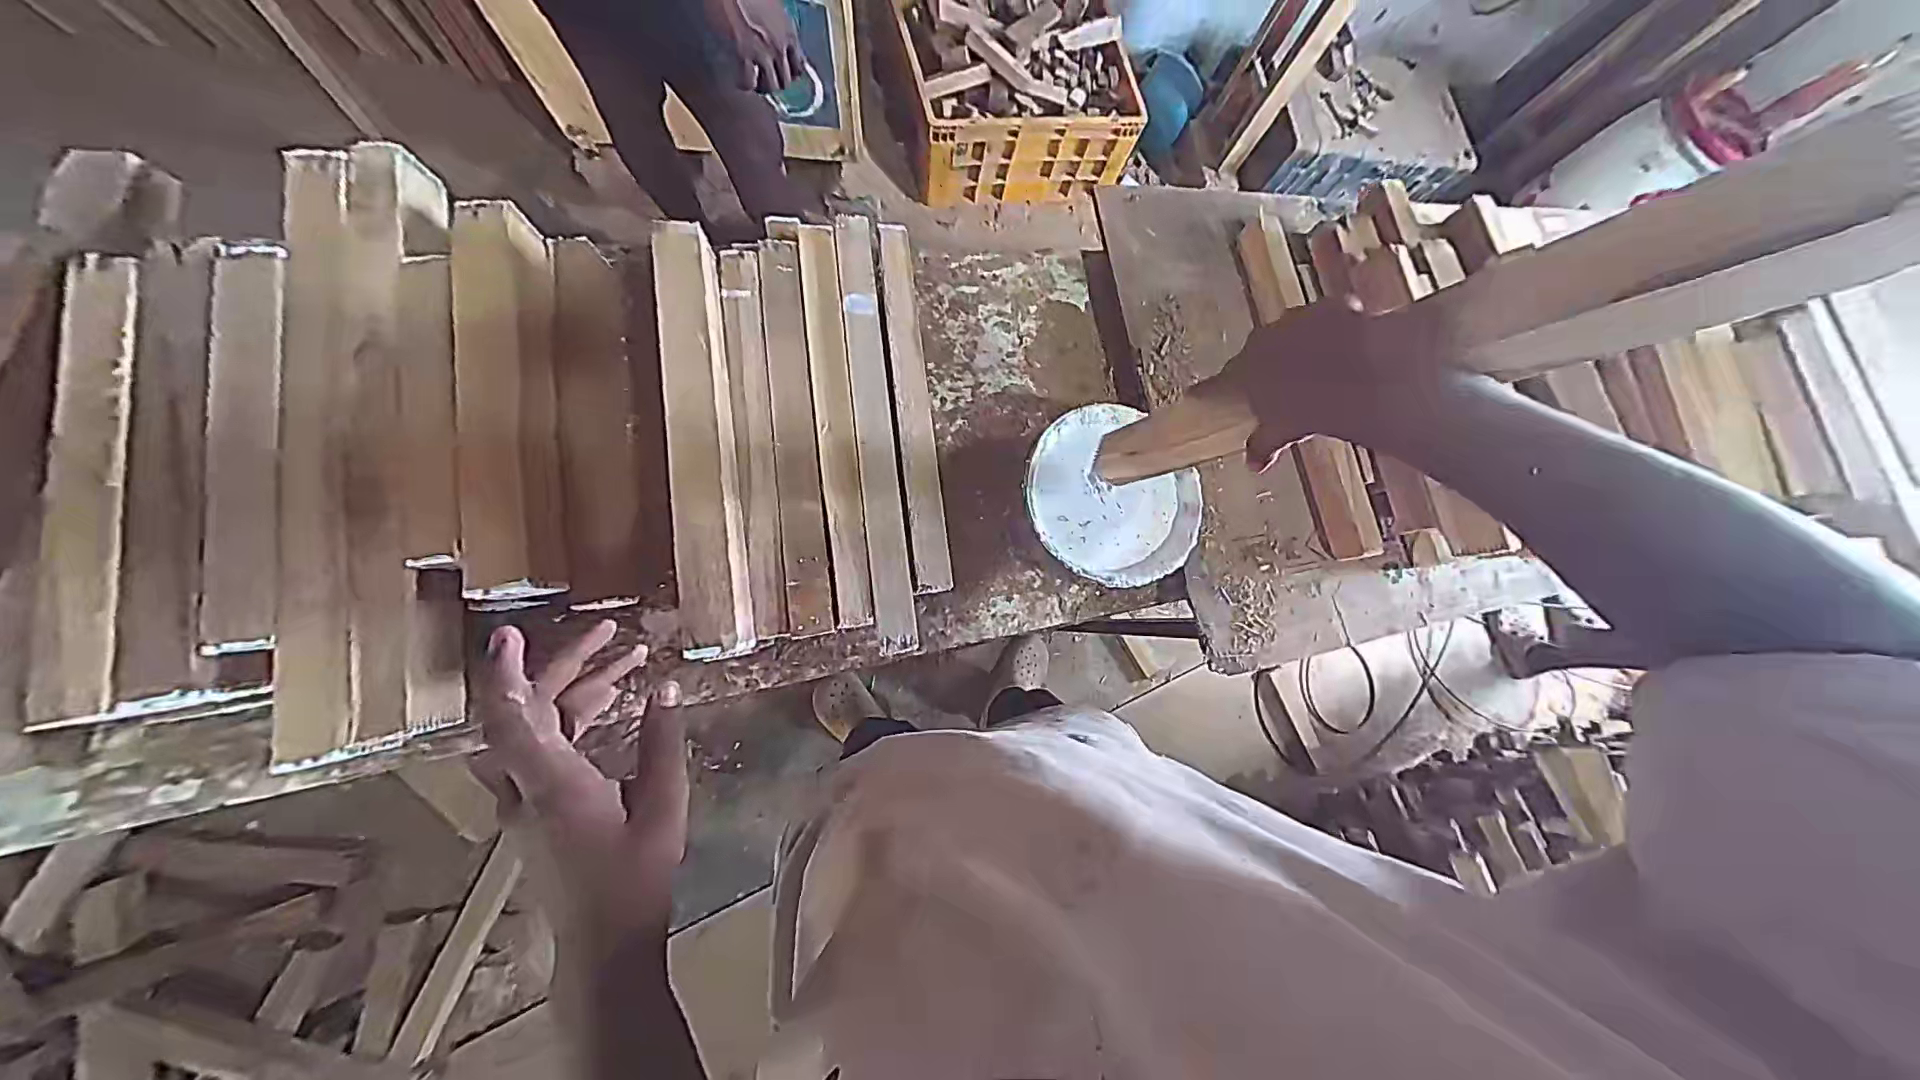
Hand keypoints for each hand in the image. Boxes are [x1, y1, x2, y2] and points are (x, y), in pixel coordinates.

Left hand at [471, 621, 686, 927]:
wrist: (605, 937)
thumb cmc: (636, 874)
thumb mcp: (663, 803)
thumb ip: (663, 741)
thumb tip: (668, 686)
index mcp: (551, 784)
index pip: (512, 719)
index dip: (506, 673)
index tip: (510, 633)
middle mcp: (525, 787)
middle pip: (531, 710)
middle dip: (571, 664)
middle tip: (611, 630)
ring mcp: (525, 799)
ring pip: (541, 727)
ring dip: (581, 689)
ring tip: (632, 661)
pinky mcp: (537, 808)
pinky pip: (547, 747)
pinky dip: (578, 718)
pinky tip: (615, 704)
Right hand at [712, 0, 805, 93]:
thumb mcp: (773, 6)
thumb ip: (778, 24)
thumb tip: (775, 33)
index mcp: (788, 33)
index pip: (798, 67)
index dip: (790, 74)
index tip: (783, 74)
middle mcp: (779, 46)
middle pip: (785, 81)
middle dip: (776, 82)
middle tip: (766, 80)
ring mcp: (762, 53)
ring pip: (770, 86)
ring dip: (762, 87)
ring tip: (755, 83)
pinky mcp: (743, 54)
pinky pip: (748, 81)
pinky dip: (745, 84)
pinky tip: (740, 80)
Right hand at [1221, 297, 1463, 470]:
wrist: (1349, 371)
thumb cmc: (1302, 406)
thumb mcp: (1281, 432)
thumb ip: (1265, 443)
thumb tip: (1254, 464)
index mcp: (1240, 376)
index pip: (1213, 388)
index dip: (1204, 393)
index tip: (1192, 394)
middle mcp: (1258, 344)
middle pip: (1251, 355)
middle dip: (1260, 365)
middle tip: (1272, 379)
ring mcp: (1291, 322)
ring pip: (1286, 333)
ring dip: (1294, 343)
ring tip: (1314, 360)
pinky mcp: (1325, 308)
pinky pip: (1324, 317)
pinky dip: (1331, 326)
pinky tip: (1345, 339)